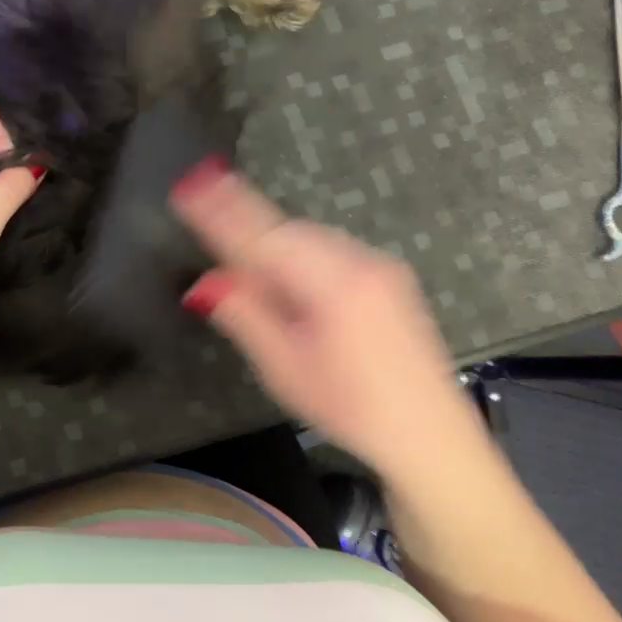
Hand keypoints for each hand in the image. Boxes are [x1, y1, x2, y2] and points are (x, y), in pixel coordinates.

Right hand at [171, 159, 485, 477]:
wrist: (431, 435)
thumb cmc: (351, 409)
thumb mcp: (285, 368)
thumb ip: (245, 317)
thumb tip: (206, 283)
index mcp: (333, 284)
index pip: (264, 236)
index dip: (223, 211)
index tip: (191, 186)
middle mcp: (360, 262)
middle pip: (288, 231)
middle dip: (246, 227)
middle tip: (205, 223)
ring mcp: (380, 267)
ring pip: (310, 240)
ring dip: (272, 242)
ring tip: (241, 259)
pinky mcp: (389, 279)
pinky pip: (330, 251)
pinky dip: (299, 254)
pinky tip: (286, 278)